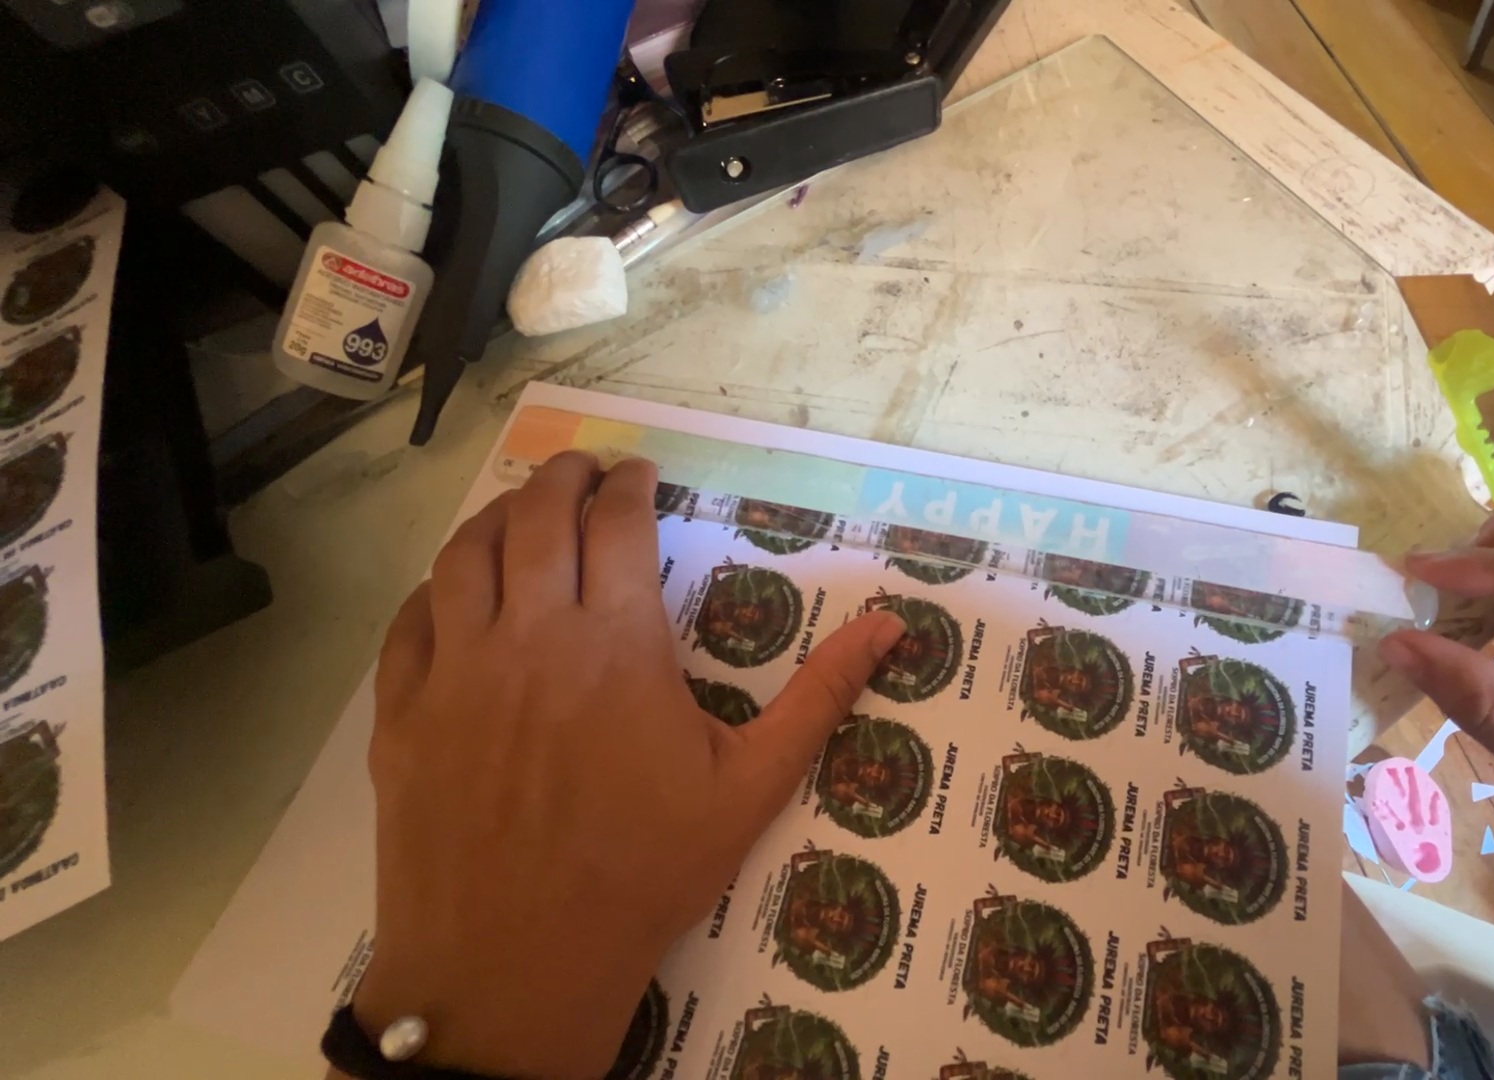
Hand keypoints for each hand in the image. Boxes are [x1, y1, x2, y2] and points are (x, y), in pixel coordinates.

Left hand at [350, 452, 903, 1079]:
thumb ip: (822, 694)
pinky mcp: (401, 716)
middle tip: (585, 466)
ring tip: (524, 505)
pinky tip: (456, 588)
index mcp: (620, 646)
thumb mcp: (757, 782)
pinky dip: (436, 585)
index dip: (629, 486)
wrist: (519, 969)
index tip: (639, 471)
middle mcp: (532, 639)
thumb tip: (891, 625)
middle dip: (564, 477)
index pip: (618, 527)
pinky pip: (410, 621)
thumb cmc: (649, 867)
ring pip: (465, 556)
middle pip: (538, 520)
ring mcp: (455, 674)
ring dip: (498, 514)